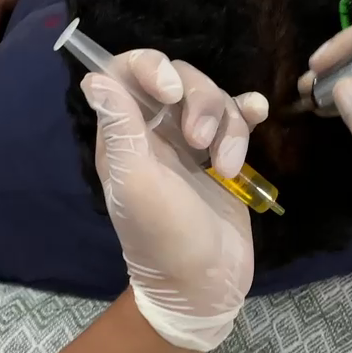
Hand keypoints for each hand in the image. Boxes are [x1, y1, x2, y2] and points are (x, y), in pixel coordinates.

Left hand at [80, 50, 269, 350]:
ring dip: (227, 125)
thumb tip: (92, 77)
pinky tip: (259, 115)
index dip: (149, 67)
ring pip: (213, 99)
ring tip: (228, 168)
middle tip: (200, 144)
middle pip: (179, 79)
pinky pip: (238, 117)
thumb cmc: (165, 237)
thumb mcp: (137, 182)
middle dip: (199, 102)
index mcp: (125, 136)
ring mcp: (191, 145)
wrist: (205, 285)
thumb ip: (119, 128)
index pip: (126, 73)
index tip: (170, 92)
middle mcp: (155, 133)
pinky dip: (248, 113)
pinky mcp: (224, 157)